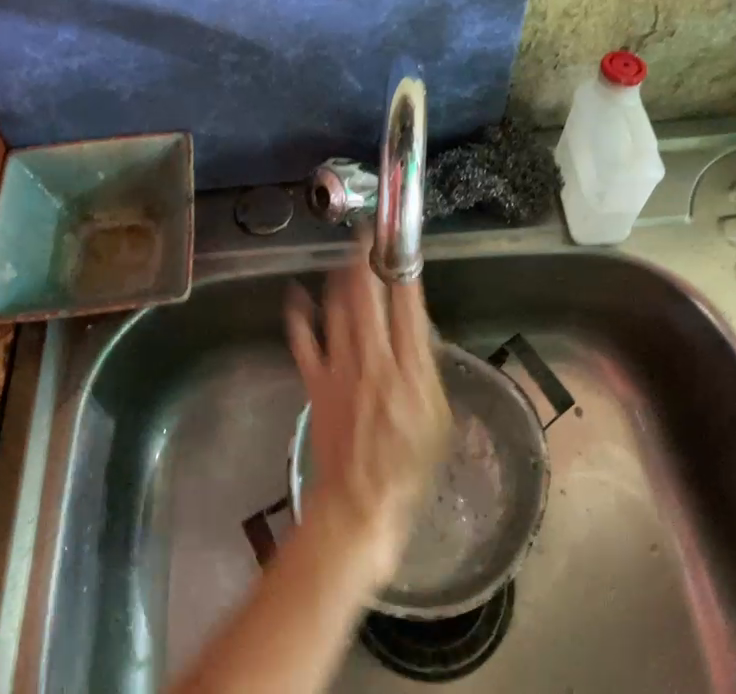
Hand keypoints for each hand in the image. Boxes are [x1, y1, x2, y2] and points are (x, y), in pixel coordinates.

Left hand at [284, 240, 450, 589]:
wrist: (360, 501)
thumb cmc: (409, 467)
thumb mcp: (438, 419)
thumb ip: (428, 373)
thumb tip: (421, 337)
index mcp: (411, 369)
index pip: (407, 306)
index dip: (402, 270)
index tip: (401, 245)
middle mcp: (374, 360)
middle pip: (368, 298)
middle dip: (367, 261)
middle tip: (367, 235)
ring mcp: (340, 369)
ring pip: (338, 310)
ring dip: (339, 278)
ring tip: (343, 255)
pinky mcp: (315, 382)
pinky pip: (304, 341)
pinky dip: (298, 315)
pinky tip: (296, 293)